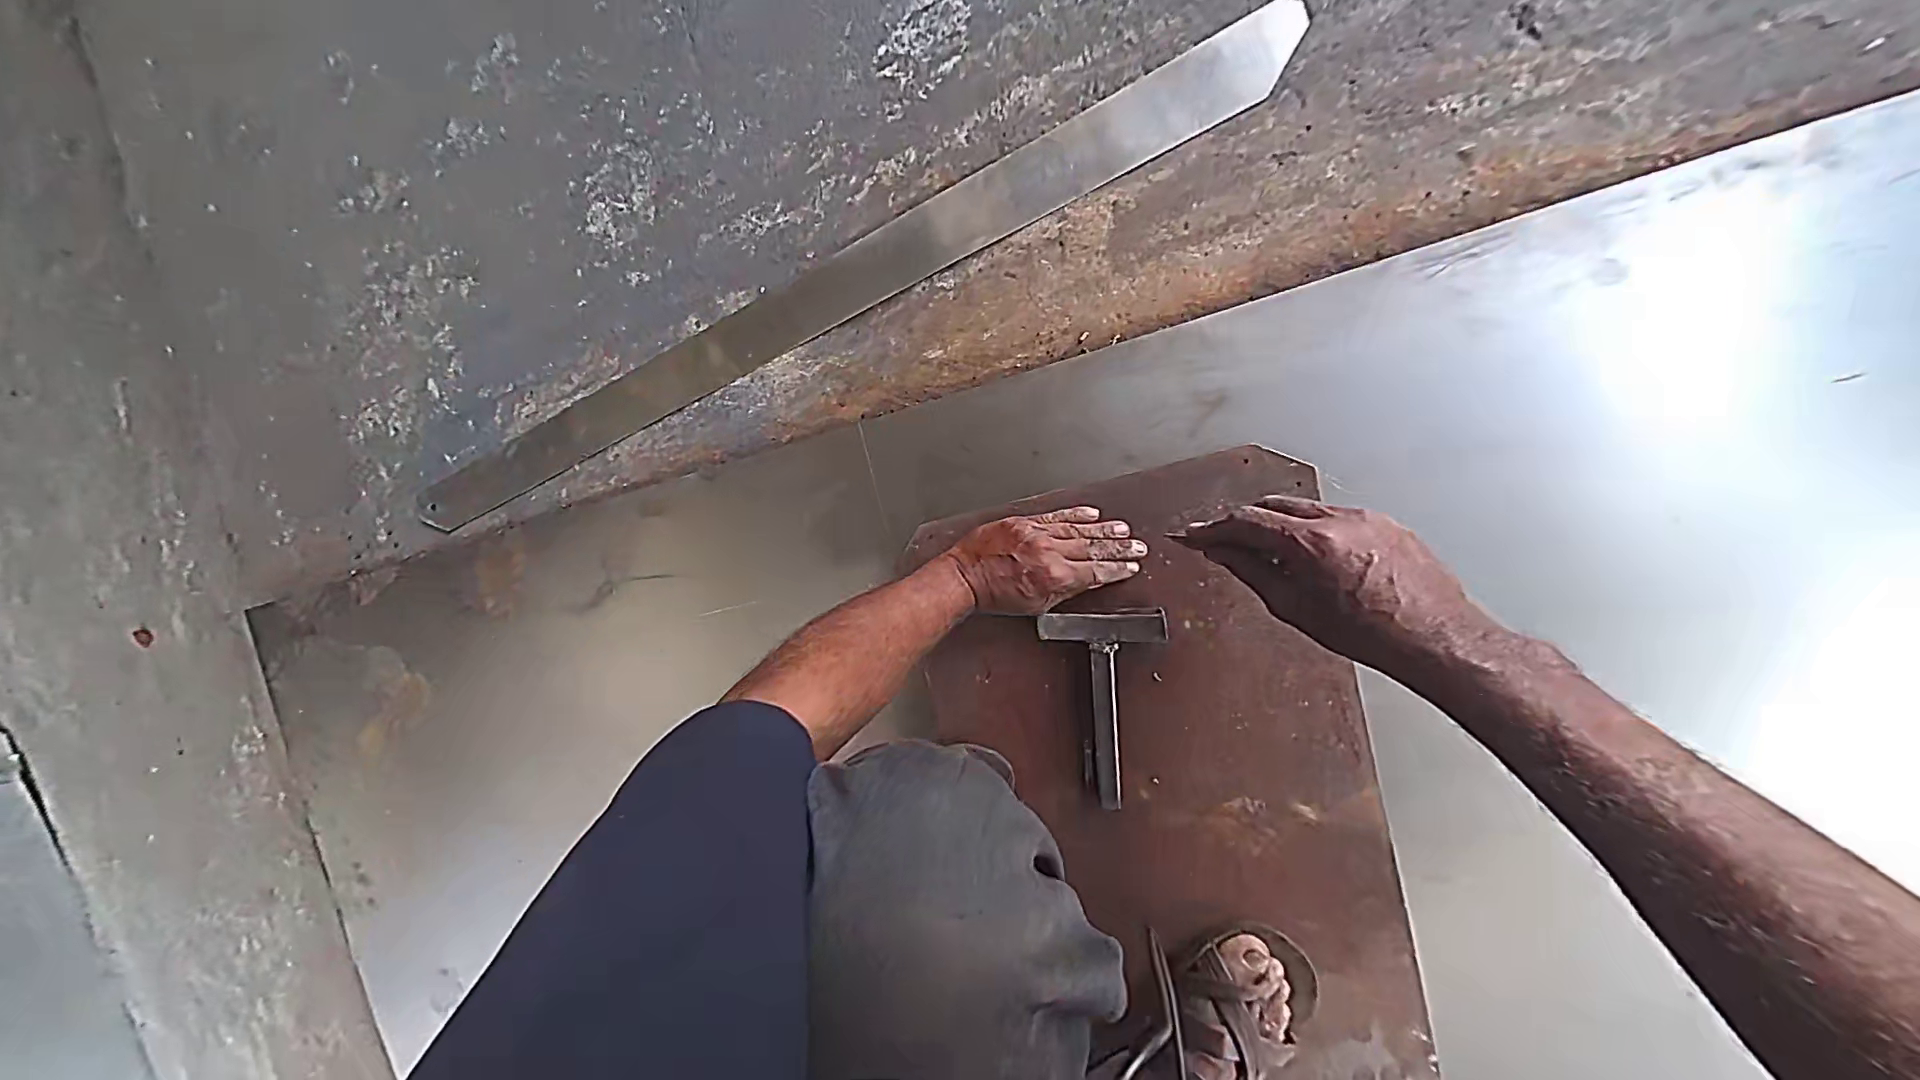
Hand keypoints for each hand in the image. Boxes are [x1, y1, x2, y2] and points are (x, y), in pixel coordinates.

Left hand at [938, 506, 1144, 615]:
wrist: (965, 577)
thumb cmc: (994, 595)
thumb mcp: (1036, 605)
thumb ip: (1064, 591)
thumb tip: (1085, 581)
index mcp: (1054, 576)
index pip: (1096, 571)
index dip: (1117, 569)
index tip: (1130, 566)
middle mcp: (1049, 552)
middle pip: (1093, 548)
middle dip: (1119, 548)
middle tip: (1137, 547)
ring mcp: (1036, 535)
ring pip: (1078, 530)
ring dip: (1104, 530)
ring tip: (1122, 530)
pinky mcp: (1024, 522)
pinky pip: (1056, 516)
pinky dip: (1076, 514)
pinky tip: (1092, 514)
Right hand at [1171, 495, 1497, 674]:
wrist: (1435, 638)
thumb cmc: (1373, 633)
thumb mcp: (1294, 607)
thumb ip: (1252, 571)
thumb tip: (1223, 552)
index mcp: (1311, 543)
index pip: (1244, 522)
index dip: (1211, 528)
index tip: (1193, 534)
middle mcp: (1338, 520)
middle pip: (1270, 506)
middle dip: (1241, 523)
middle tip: (1222, 543)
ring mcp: (1364, 517)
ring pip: (1301, 508)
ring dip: (1275, 525)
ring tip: (1268, 556)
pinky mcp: (1382, 521)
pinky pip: (1331, 515)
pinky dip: (1308, 528)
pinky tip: (1307, 555)